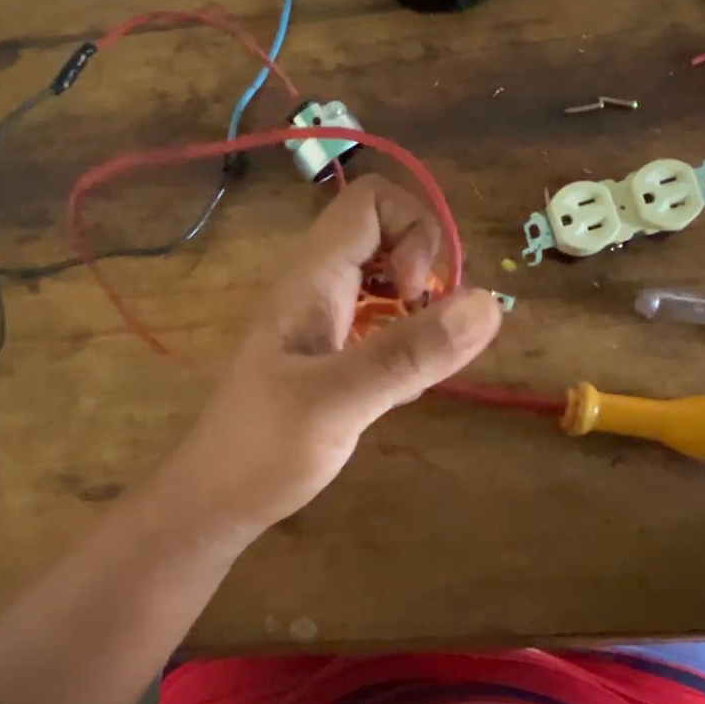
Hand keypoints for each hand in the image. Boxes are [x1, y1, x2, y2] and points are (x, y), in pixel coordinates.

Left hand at [158, 175, 502, 534]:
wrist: (215, 502)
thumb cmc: (262, 450)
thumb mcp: (338, 401)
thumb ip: (408, 354)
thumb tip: (489, 301)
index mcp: (310, 281)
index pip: (370, 201)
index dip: (414, 229)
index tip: (419, 295)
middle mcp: (316, 293)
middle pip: (384, 236)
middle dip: (424, 270)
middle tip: (429, 330)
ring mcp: (321, 328)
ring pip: (384, 286)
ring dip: (418, 312)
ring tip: (422, 364)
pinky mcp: (327, 364)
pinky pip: (378, 331)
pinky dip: (404, 346)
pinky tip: (403, 390)